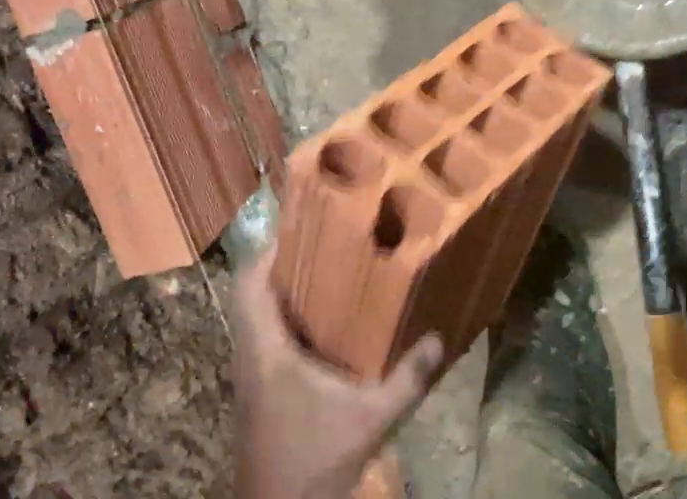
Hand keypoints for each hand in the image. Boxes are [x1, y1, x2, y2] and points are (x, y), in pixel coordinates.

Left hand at [232, 249, 442, 498]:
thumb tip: (438, 338)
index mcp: (266, 351)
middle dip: (285, 264)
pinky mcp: (260, 392)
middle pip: (252, 295)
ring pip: (258, 317)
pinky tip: (328, 323)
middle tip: (328, 242)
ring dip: (286, 292)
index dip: (268, 251)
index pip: (248, 286)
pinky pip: (267, 338)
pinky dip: (290, 319)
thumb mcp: (371, 419)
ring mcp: (252, 376)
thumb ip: (406, 379)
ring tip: (331, 271)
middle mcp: (251, 356)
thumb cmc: (316, 458)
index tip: (303, 226)